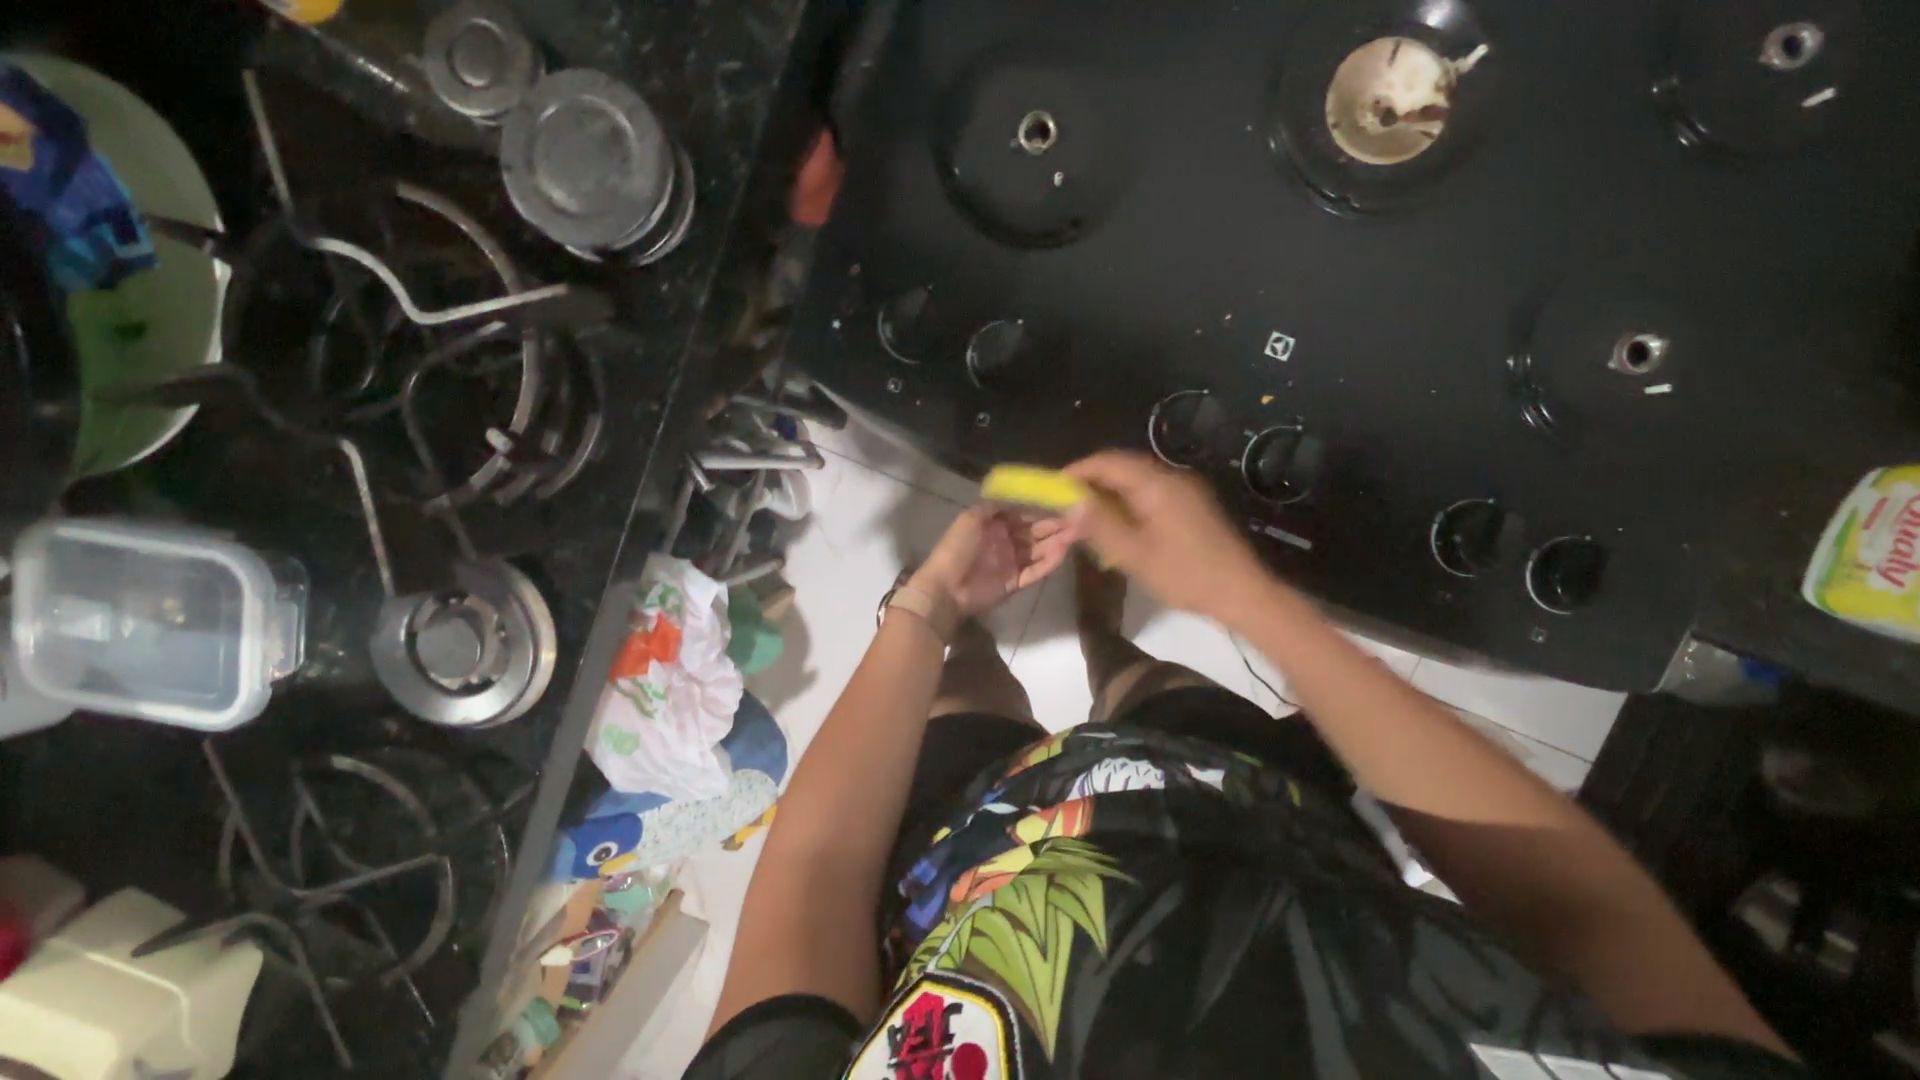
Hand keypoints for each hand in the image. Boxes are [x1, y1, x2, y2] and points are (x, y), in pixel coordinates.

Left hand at [909, 506, 1075, 616]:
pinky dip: (1049, 563)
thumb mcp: (970, 519)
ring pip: (1038, 552)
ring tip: (1075, 535)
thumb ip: (993, 507)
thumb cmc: (957, 549)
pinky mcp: (1015, 583)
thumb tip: (1014, 496)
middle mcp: (1005, 543)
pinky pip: (1035, 572)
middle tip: (1077, 521)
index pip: (1023, 516)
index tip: (1061, 505)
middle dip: (1054, 527)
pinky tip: (1062, 553)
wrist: (945, 587)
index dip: (1041, 511)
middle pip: (1034, 533)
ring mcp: (1011, 563)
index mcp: (994, 526)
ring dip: (1055, 543)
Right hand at [1064, 450, 1276, 620]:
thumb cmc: (1185, 574)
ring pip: (1138, 480)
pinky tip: (1118, 525)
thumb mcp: (1134, 554)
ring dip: (1110, 493)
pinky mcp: (1193, 505)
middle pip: (1123, 467)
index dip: (1077, 471)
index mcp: (1157, 484)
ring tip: (1086, 516)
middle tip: (1065, 503)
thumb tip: (1069, 502)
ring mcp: (1186, 490)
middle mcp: (1172, 477)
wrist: (1242, 592)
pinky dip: (1128, 502)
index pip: (1108, 462)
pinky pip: (1152, 493)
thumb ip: (1099, 524)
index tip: (1052, 487)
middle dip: (1091, 482)